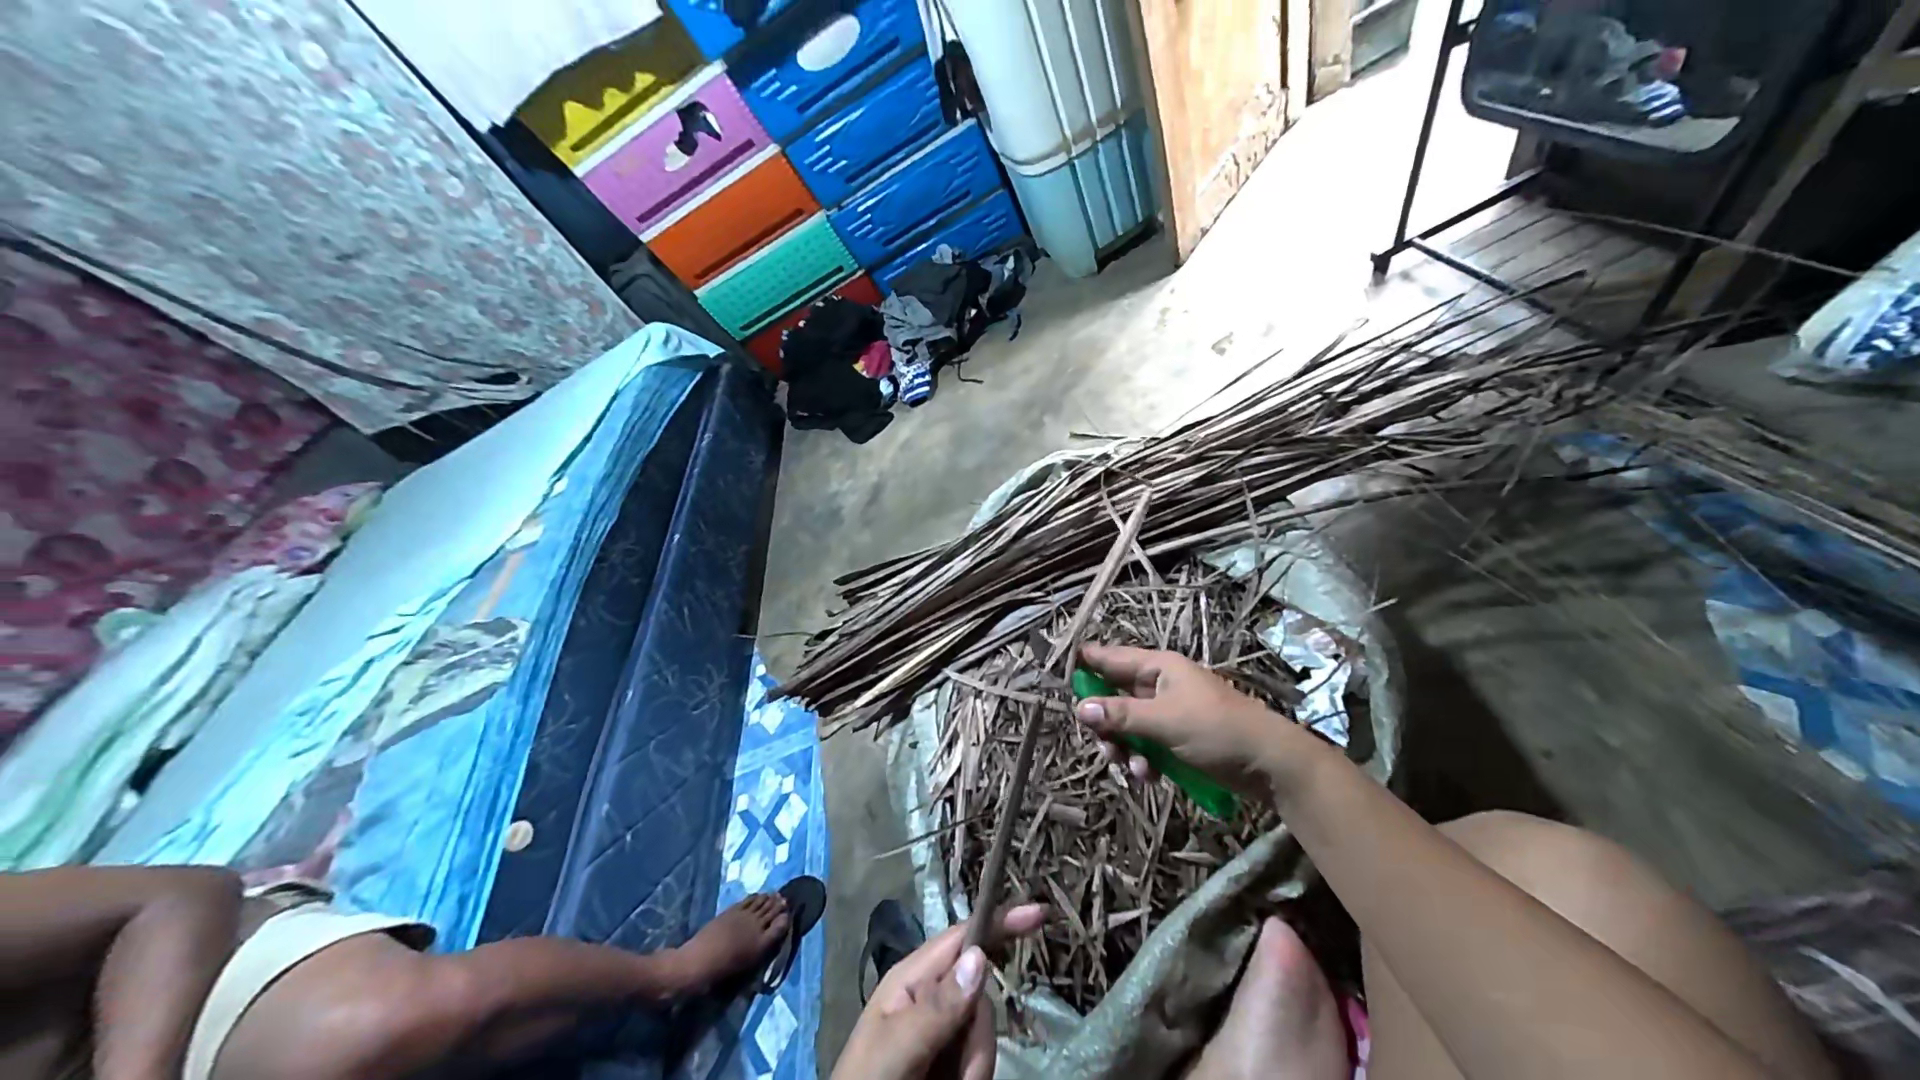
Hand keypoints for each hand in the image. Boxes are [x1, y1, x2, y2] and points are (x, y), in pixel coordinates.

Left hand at [831, 904, 1047, 1079]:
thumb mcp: (896, 1047)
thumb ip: (936, 1007)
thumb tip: (980, 956)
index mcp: (911, 979)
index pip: (962, 938)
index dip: (1000, 921)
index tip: (1039, 913)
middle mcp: (930, 997)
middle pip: (981, 997)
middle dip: (977, 1039)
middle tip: (956, 1076)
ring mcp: (941, 1030)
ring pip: (984, 1034)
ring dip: (973, 1068)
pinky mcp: (949, 1058)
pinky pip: (980, 1060)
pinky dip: (972, 1078)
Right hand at [1075, 642, 1316, 797]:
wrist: (1270, 764)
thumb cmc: (1216, 730)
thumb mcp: (1164, 721)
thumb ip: (1120, 714)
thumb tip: (1080, 708)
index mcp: (1159, 667)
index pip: (1109, 658)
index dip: (1084, 665)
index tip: (1058, 678)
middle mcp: (1160, 684)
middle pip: (1114, 697)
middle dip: (1106, 724)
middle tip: (1105, 747)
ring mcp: (1170, 712)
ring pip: (1128, 725)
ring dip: (1125, 747)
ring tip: (1133, 769)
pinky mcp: (1178, 738)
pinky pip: (1147, 744)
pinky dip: (1143, 759)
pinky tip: (1149, 777)